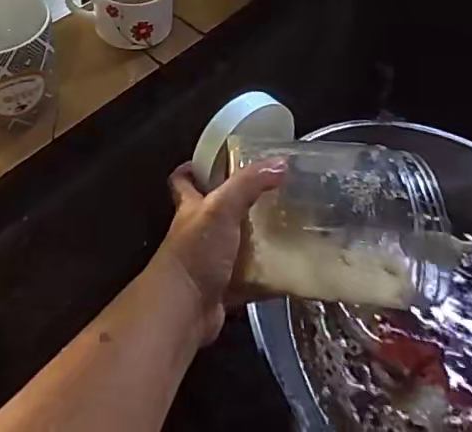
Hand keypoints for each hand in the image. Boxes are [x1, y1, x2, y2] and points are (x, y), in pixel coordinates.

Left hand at [150, 160, 285, 344]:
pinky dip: (266, 275)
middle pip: (215, 211)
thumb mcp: (222, 207)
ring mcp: (208, 262)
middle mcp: (197, 232)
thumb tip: (280, 163)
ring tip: (286, 227)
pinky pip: (248, 278)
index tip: (220, 160)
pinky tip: (288, 269)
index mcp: (190, 206)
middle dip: (238, 203)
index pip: (184, 179)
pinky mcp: (222, 290)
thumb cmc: (195, 251)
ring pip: (234, 244)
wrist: (183, 311)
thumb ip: (249, 183)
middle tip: (269, 194)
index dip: (196, 167)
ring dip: (255, 239)